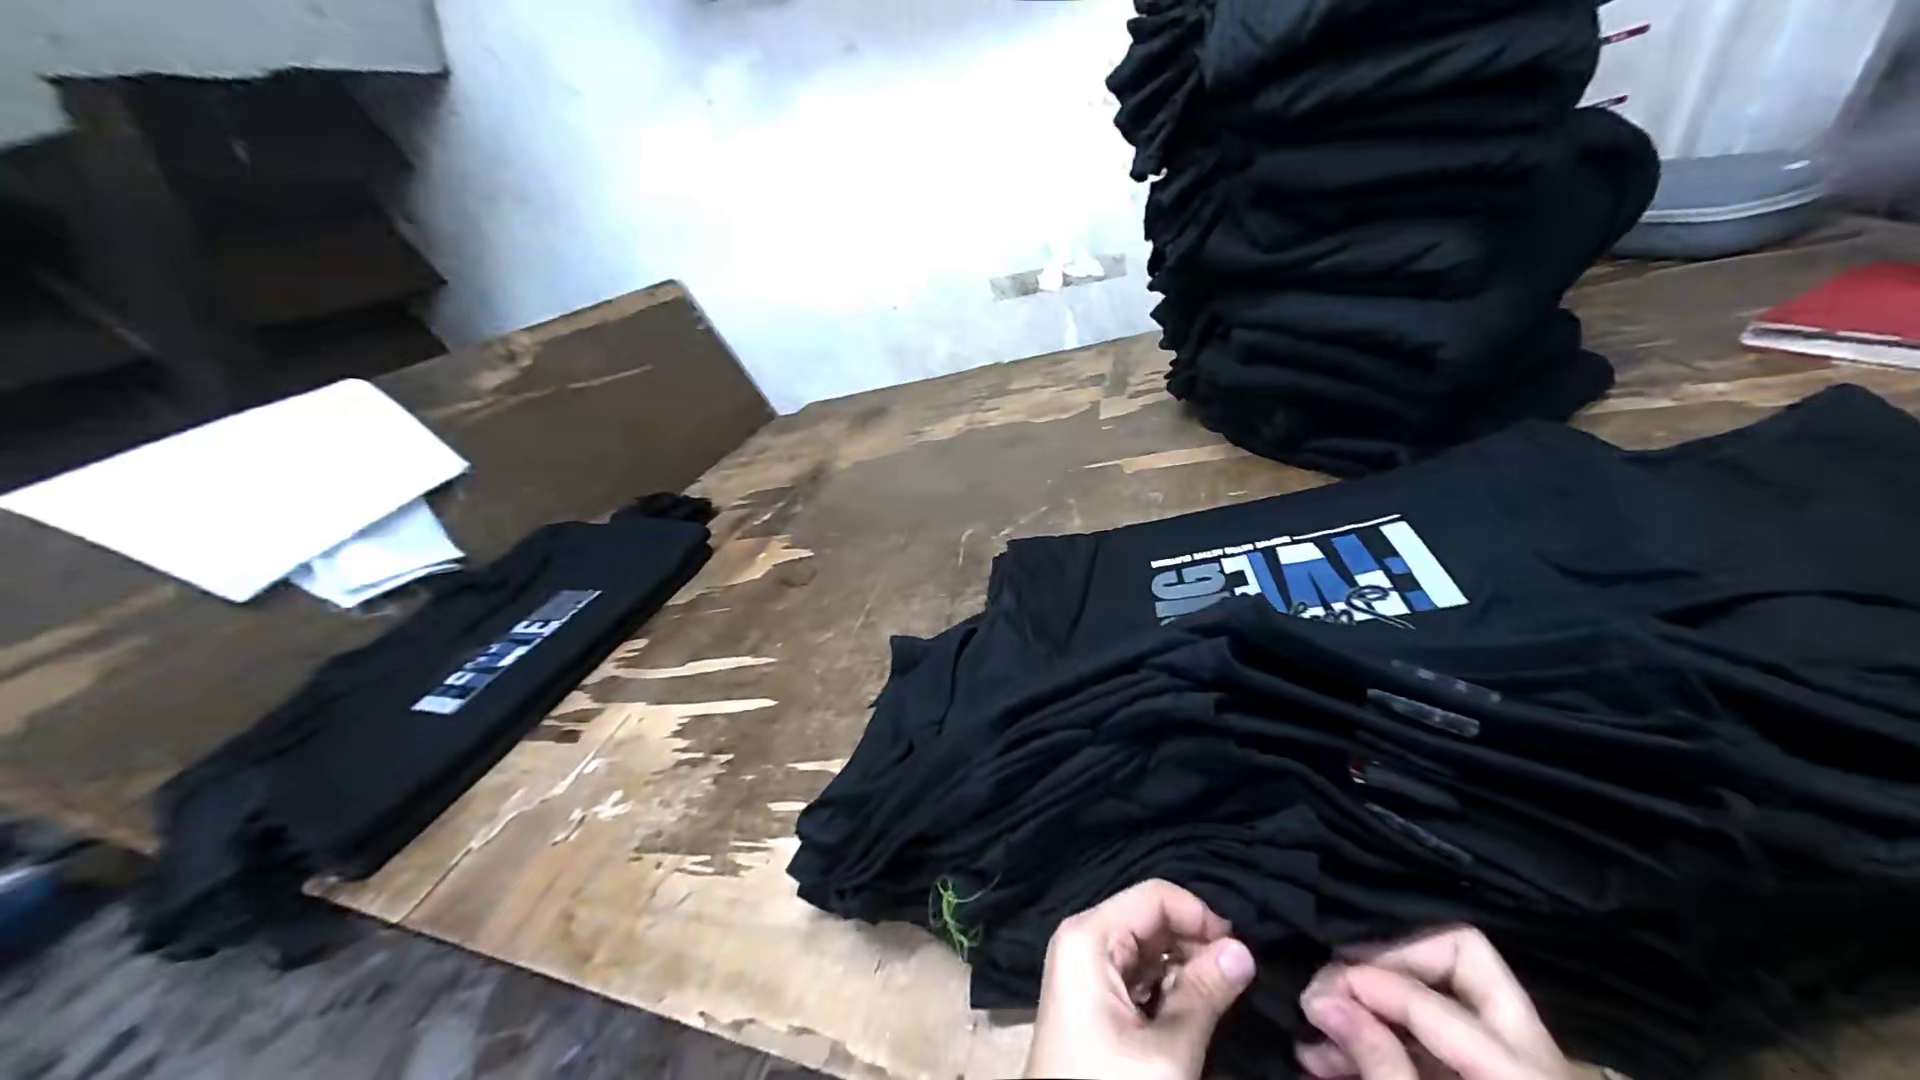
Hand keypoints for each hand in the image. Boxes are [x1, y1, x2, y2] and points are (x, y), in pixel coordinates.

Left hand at [1025, 879, 1257, 1079]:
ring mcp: (1087, 968)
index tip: (1242, 952)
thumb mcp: (1166, 1051)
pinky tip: (1197, 1007)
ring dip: (1187, 966)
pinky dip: (1170, 987)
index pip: (1155, 896)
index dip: (1200, 916)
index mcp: (1089, 936)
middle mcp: (1084, 939)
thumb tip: (1243, 950)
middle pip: (1151, 918)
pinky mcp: (1094, 997)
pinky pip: (1140, 974)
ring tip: (1225, 993)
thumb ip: (1204, 994)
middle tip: (1240, 978)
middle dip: (1196, 942)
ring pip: (1149, 947)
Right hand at [1296, 926, 1570, 1079]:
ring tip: (1319, 1027)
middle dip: (1392, 957)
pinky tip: (1333, 1057)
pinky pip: (1439, 1036)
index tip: (1316, 993)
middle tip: (1339, 976)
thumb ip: (1378, 1064)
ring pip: (1449, 990)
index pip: (1433, 998)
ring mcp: (1519, 1071)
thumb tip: (1324, 999)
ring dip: (1379, 1000)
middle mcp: (1535, 1060)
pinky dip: (1388, 1036)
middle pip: (1464, 957)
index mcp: (1526, 1076)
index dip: (1368, 984)